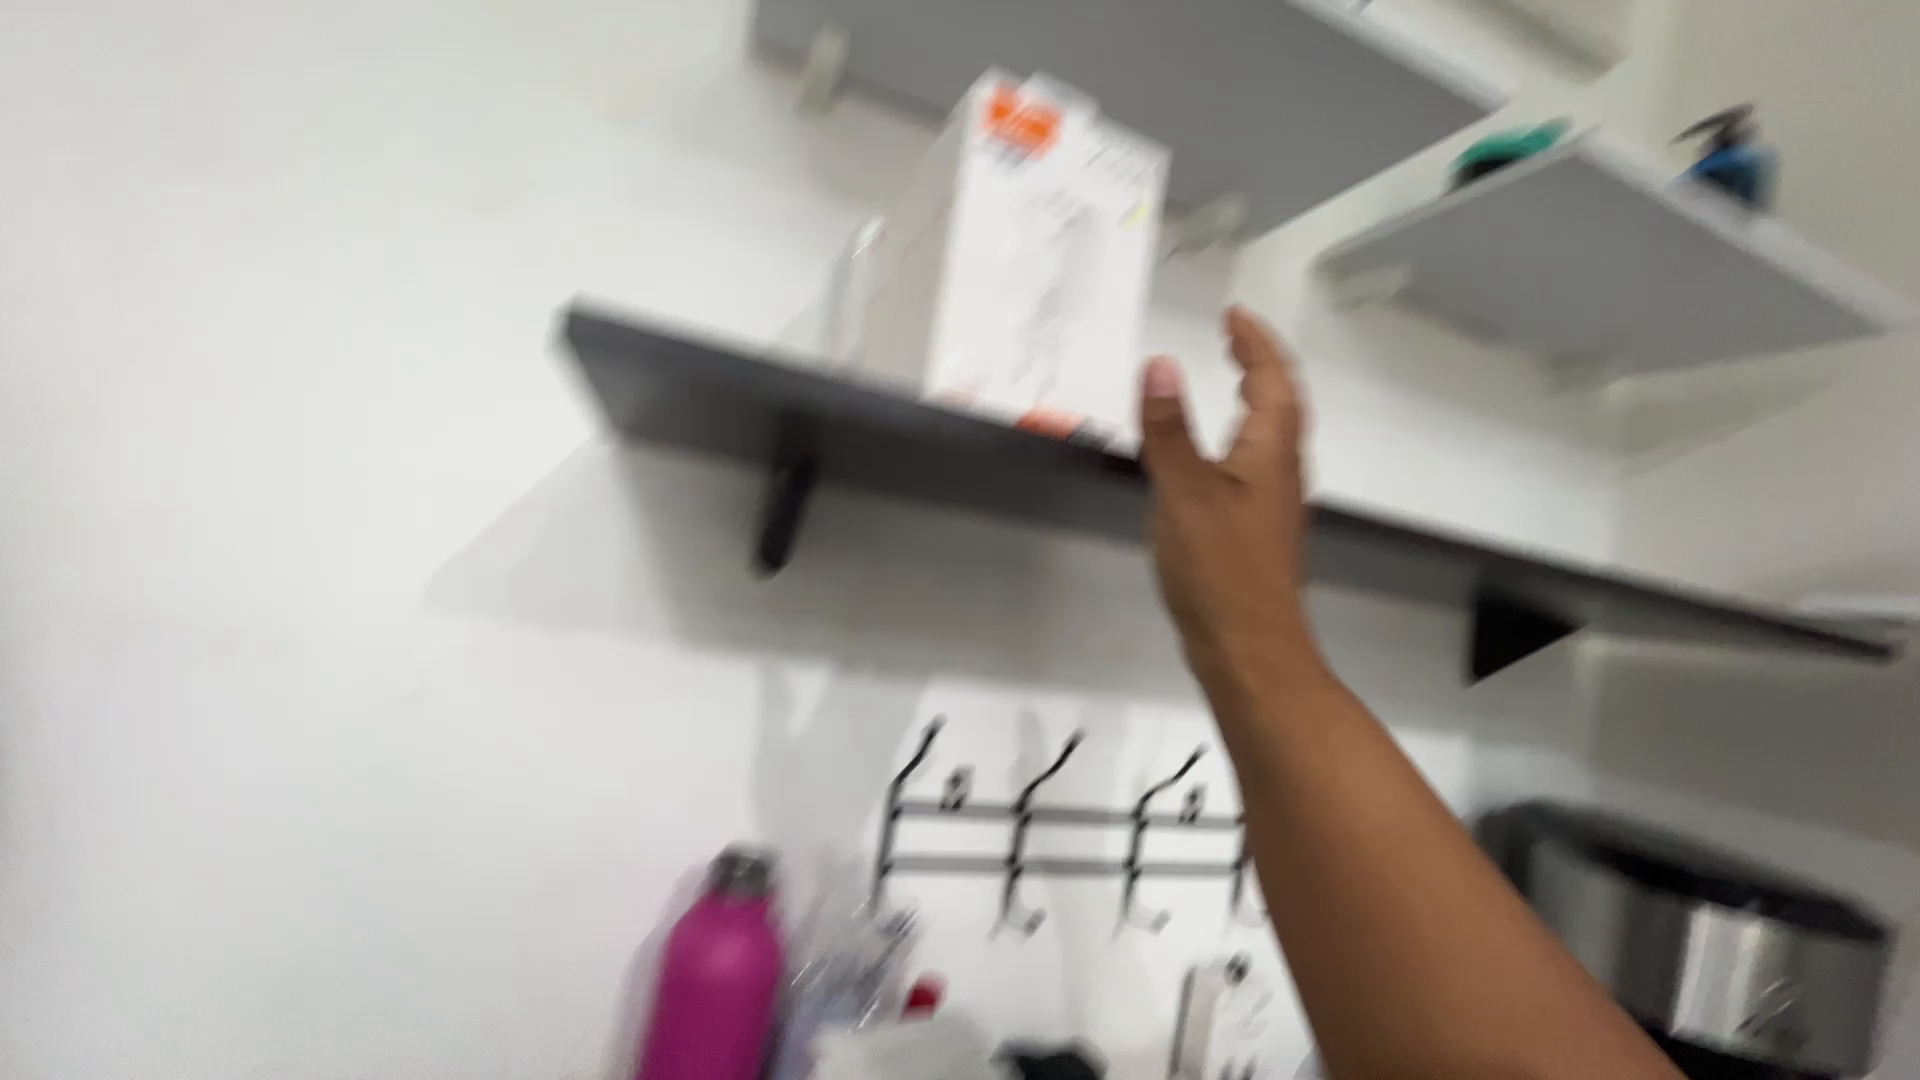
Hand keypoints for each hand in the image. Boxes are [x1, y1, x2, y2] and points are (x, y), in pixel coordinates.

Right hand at [1139, 307, 1320, 691]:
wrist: (1248, 646)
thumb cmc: (1219, 567)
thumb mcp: (1184, 491)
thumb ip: (1170, 429)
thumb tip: (1162, 364)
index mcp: (1270, 452)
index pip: (1273, 379)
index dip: (1254, 342)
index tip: (1232, 314)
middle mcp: (1280, 471)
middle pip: (1281, 403)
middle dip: (1258, 364)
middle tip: (1230, 339)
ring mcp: (1272, 504)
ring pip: (1270, 435)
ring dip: (1253, 399)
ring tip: (1226, 381)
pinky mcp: (1256, 531)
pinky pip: (1253, 464)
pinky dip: (1238, 438)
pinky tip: (1214, 457)